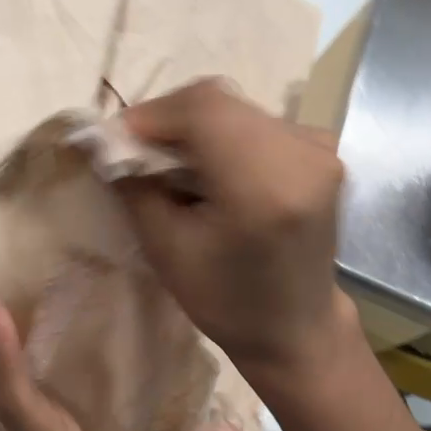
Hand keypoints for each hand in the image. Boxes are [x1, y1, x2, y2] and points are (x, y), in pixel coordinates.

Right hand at [115, 80, 355, 387]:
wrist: (295, 328)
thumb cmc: (227, 303)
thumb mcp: (167, 251)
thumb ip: (136, 188)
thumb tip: (107, 143)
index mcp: (265, 186)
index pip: (203, 109)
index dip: (153, 115)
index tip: (119, 143)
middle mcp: (302, 155)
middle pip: (220, 102)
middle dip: (170, 121)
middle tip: (139, 154)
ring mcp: (320, 149)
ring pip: (238, 109)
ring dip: (197, 129)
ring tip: (173, 168)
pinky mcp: (324, 150)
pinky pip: (259, 122)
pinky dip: (225, 136)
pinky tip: (211, 172)